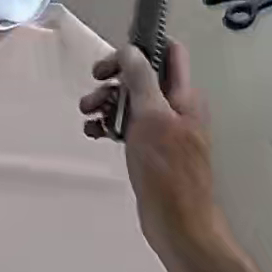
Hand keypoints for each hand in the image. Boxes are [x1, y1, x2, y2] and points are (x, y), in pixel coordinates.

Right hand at [80, 43, 227, 268]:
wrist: (178, 226)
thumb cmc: (167, 169)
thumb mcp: (151, 116)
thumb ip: (141, 79)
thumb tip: (131, 50)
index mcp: (184, 93)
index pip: (170, 51)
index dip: (144, 45)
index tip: (116, 56)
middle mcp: (176, 106)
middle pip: (145, 75)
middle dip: (117, 76)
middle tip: (95, 82)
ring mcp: (164, 129)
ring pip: (133, 101)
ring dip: (108, 100)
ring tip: (87, 113)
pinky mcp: (151, 150)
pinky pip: (128, 126)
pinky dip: (110, 124)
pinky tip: (94, 132)